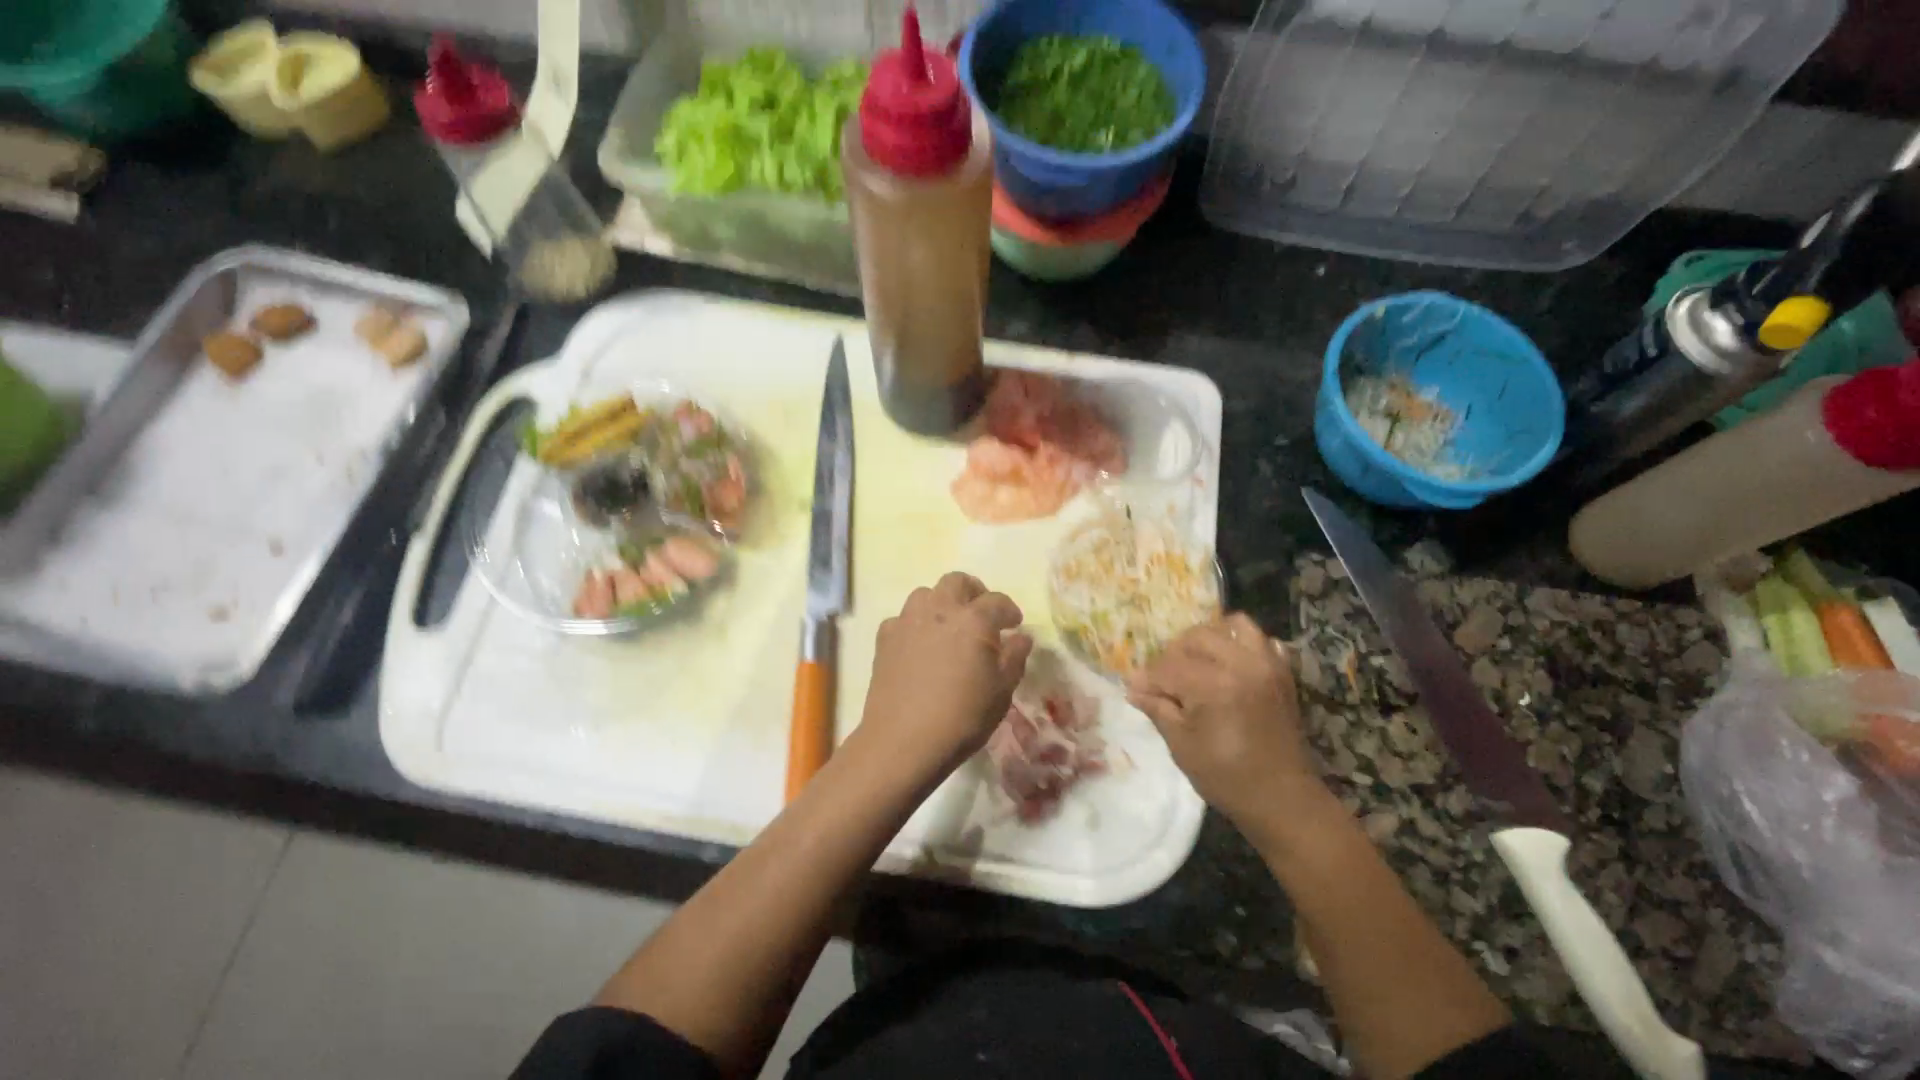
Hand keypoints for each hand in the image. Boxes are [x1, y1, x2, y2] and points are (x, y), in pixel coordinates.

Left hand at [858, 572, 1032, 775]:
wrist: (903, 741)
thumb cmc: (962, 718)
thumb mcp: (1002, 692)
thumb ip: (1014, 658)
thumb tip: (1021, 637)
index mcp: (973, 620)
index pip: (997, 601)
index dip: (1010, 610)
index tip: (1014, 625)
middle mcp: (938, 610)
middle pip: (957, 582)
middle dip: (974, 593)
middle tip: (982, 616)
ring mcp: (907, 621)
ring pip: (925, 594)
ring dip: (941, 603)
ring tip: (949, 628)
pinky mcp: (884, 639)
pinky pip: (903, 619)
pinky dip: (915, 625)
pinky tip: (920, 647)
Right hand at [1127, 614, 1325, 827]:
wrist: (1281, 797)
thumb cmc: (1226, 776)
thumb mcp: (1182, 746)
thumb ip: (1159, 709)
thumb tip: (1134, 689)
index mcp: (1211, 684)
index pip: (1167, 666)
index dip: (1147, 679)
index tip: (1136, 691)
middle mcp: (1240, 664)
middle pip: (1196, 637)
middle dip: (1174, 655)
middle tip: (1165, 681)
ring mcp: (1266, 665)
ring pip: (1233, 626)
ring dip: (1209, 639)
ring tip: (1198, 663)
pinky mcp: (1282, 673)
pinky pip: (1262, 640)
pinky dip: (1243, 644)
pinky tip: (1231, 665)